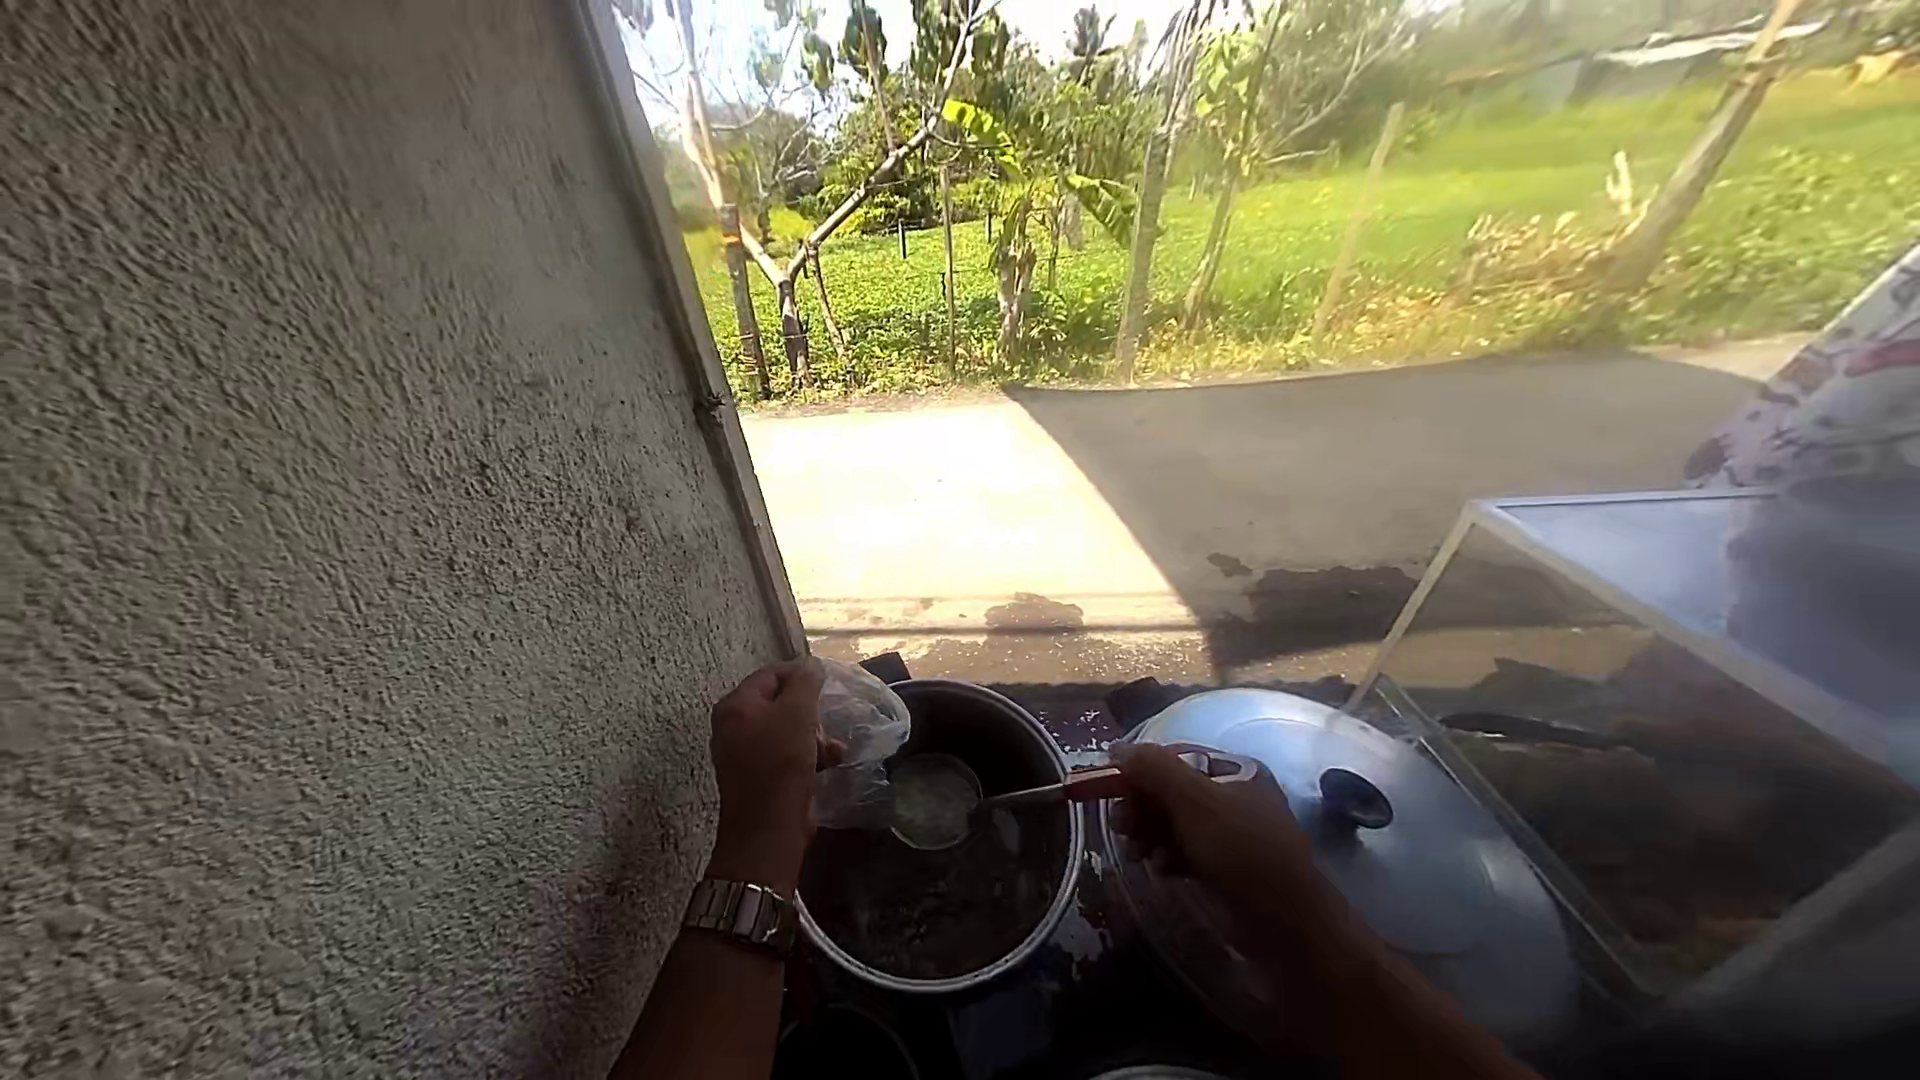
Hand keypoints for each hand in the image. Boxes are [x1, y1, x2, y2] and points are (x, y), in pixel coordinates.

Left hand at [705, 659, 843, 892]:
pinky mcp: (758, 775)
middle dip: (810, 712)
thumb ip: (805, 681)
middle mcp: (734, 725)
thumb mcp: (798, 714)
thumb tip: (811, 663)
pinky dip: (807, 753)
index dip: (801, 675)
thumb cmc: (781, 763)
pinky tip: (829, 763)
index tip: (828, 685)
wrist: (768, 830)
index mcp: (736, 705)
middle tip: (826, 724)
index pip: (771, 674)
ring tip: (834, 749)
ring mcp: (744, 752)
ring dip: (814, 734)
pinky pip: (786, 751)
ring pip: (787, 728)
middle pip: (780, 701)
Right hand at [1109, 742, 1331, 923]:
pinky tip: (1160, 869)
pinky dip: (1167, 854)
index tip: (1113, 790)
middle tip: (1121, 826)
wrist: (1294, 933)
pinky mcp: (1226, 866)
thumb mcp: (1196, 803)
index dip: (1140, 769)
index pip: (1174, 756)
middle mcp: (1233, 795)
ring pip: (1175, 820)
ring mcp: (1231, 833)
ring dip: (1150, 832)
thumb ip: (1155, 770)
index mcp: (1235, 770)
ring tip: (1137, 852)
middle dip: (1142, 804)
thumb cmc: (1245, 855)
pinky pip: (1185, 849)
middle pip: (1171, 788)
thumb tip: (1116, 748)